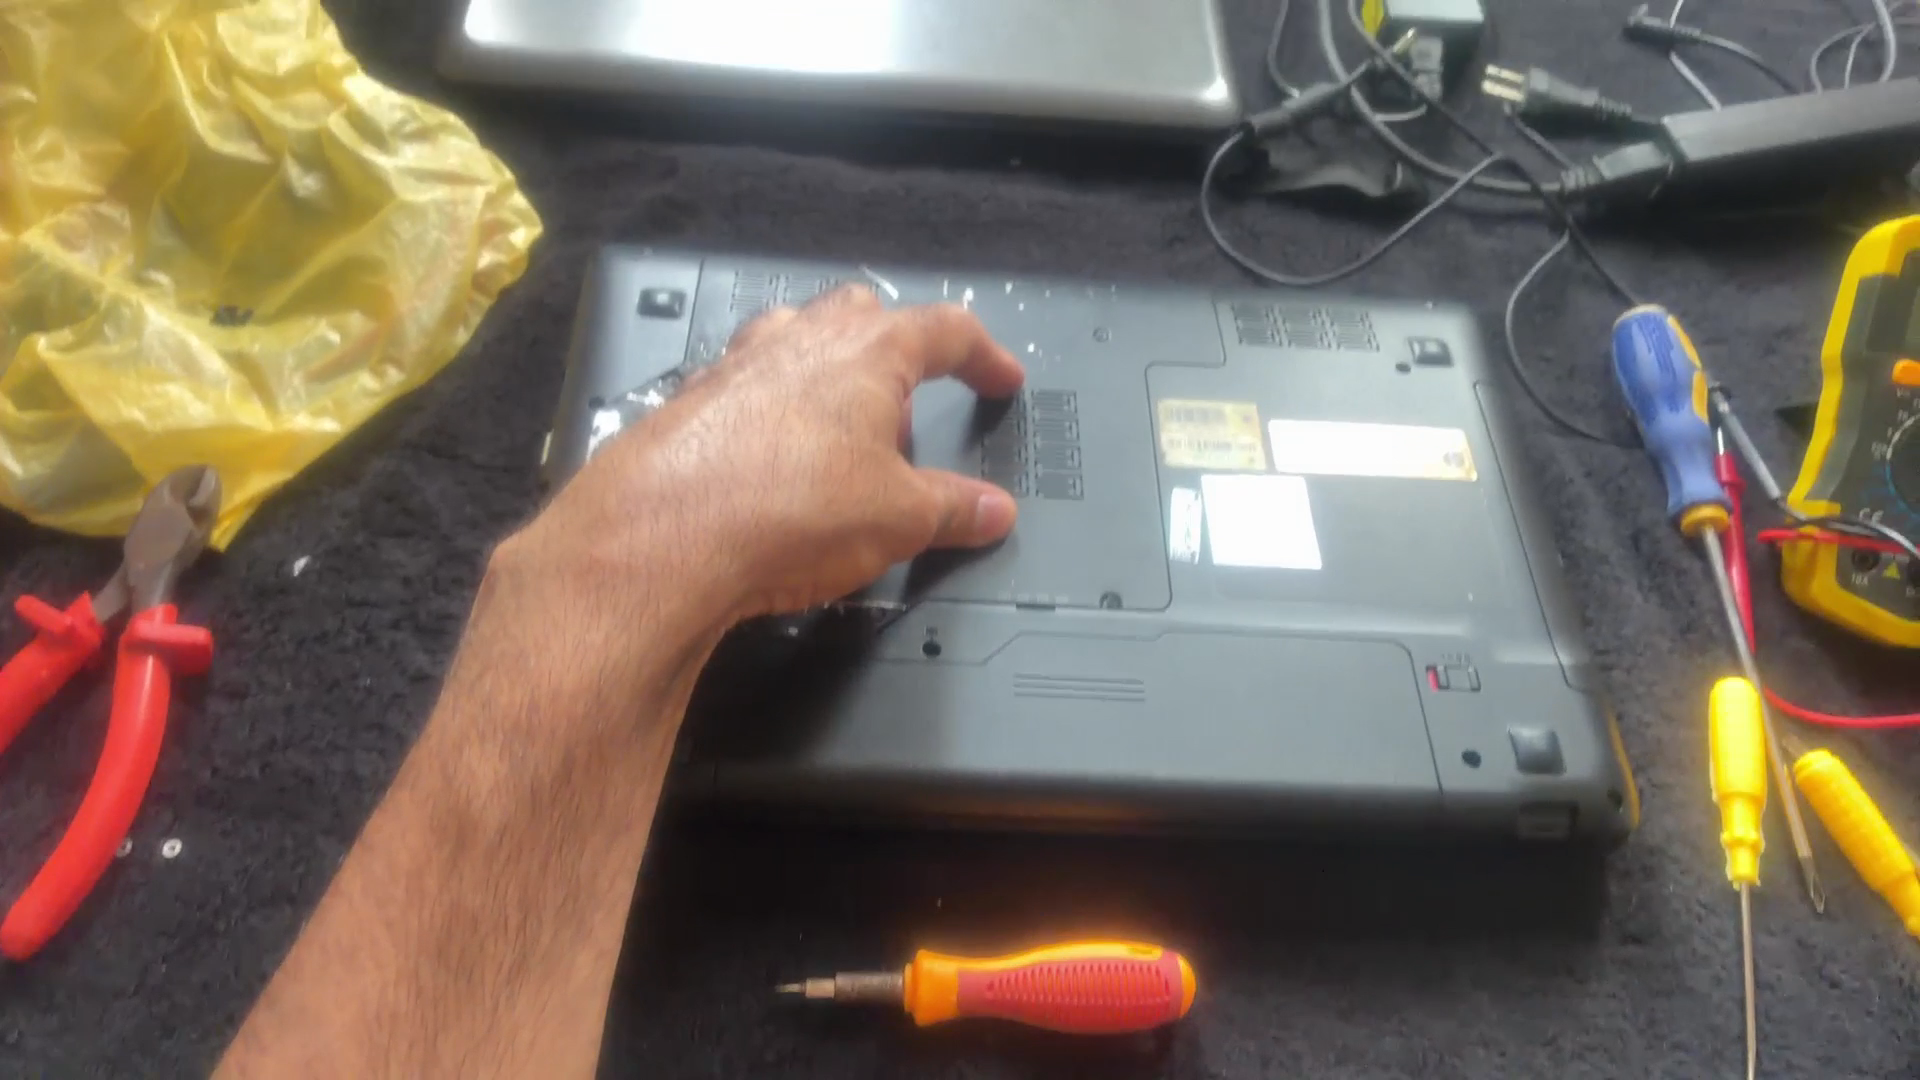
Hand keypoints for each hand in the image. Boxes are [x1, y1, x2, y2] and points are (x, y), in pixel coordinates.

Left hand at [526, 285, 1024, 623]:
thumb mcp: (898, 518)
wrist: (662, 536)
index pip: (946, 331)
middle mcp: (800, 339)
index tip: (1003, 380)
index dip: (984, 356)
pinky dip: (777, 413)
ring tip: (840, 436)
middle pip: (863, 318)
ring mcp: (738, 364)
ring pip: (797, 343)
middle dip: (896, 356)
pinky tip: (774, 462)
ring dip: (831, 378)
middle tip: (904, 415)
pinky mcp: (690, 402)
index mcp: (866, 351)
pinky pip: (750, 388)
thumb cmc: (799, 508)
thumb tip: (998, 512)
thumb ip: (955, 508)